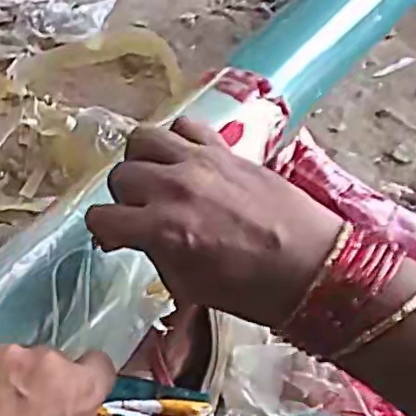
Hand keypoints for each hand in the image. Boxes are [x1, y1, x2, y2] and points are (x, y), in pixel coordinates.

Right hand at [86, 118, 342, 328]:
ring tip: (158, 178)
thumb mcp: (191, 285)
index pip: (102, 217)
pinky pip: (185, 125)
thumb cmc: (252, 290)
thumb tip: (140, 238)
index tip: (115, 238)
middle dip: (124, 198)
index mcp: (163, 229)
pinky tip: (187, 161)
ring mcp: (200, 161)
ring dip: (142, 160)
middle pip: (120, 175)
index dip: (105, 230)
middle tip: (141, 212)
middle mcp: (174, 187)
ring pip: (142, 138)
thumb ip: (157, 254)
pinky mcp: (225, 148)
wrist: (313, 266)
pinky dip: (178, 140)